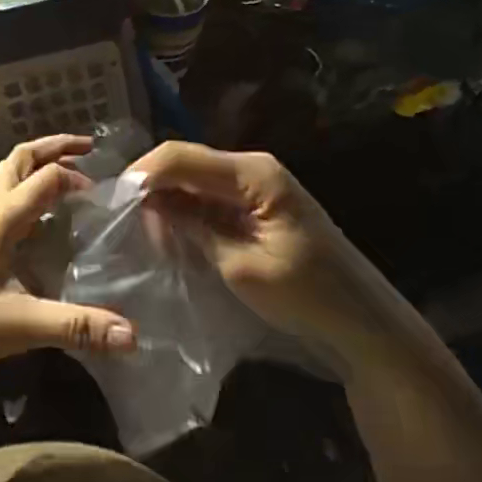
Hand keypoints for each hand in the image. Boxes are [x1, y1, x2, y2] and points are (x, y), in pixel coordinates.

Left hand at [0, 135, 136, 372]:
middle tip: (88, 148)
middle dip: (54, 147)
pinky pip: (2, 199)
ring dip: (37, 166)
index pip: (45, 177)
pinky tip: (40, 220)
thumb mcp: (19, 324)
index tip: (104, 197)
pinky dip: (26, 191)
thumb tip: (133, 336)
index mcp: (0, 218)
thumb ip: (76, 326)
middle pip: (20, 160)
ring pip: (7, 176)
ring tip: (68, 175)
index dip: (76, 178)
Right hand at [127, 142, 420, 371]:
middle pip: (183, 161)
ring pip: (191, 177)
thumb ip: (192, 226)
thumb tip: (149, 203)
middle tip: (123, 219)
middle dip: (149, 185)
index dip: (142, 174)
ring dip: (164, 198)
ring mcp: (254, 184)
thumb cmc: (308, 296)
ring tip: (141, 229)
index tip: (114, 204)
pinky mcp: (254, 203)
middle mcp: (252, 167)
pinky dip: (183, 209)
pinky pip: (206, 194)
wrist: (367, 325)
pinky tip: (168, 231)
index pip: (180, 156)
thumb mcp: (240, 266)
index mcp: (254, 174)